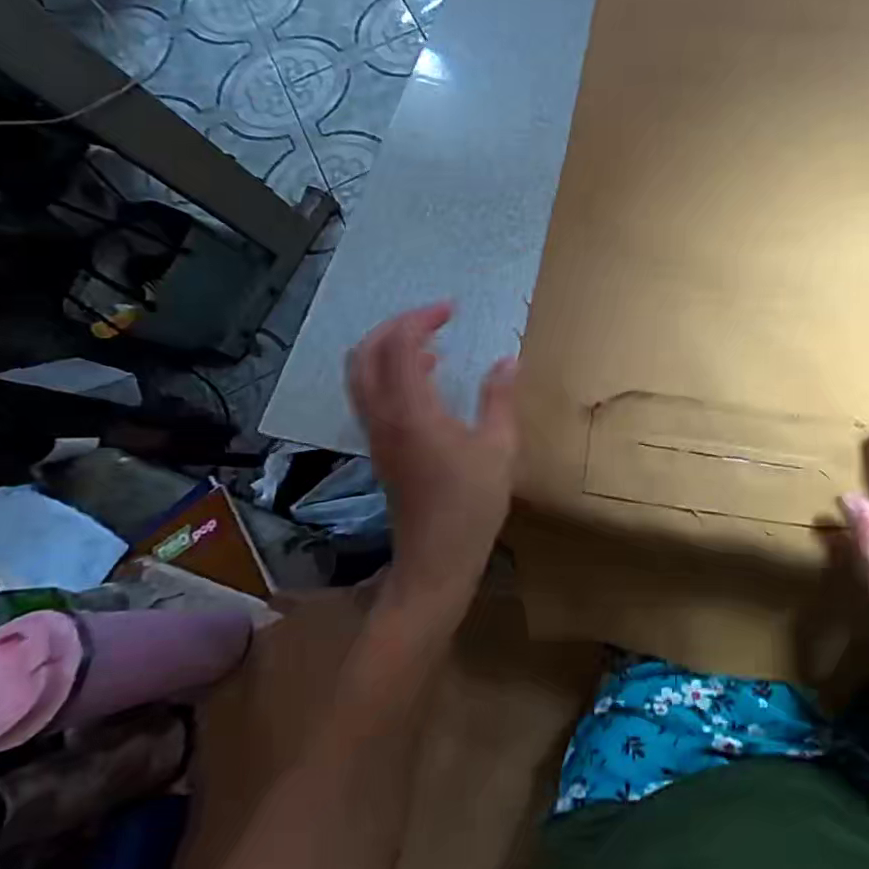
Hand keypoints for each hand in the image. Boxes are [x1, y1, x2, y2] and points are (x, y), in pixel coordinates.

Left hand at [346, 303, 516, 595]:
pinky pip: (371, 395)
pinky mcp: (380, 449)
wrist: (436, 558)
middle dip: (395, 326)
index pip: (399, 345)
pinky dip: (390, 374)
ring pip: (361, 375)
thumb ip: (499, 399)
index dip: (421, 318)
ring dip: (388, 349)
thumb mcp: (499, 449)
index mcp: (411, 412)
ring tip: (431, 345)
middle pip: (365, 353)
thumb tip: (507, 361)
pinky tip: (426, 380)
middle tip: (433, 319)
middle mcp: (382, 417)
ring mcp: (376, 434)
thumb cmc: (472, 504)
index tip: (452, 310)